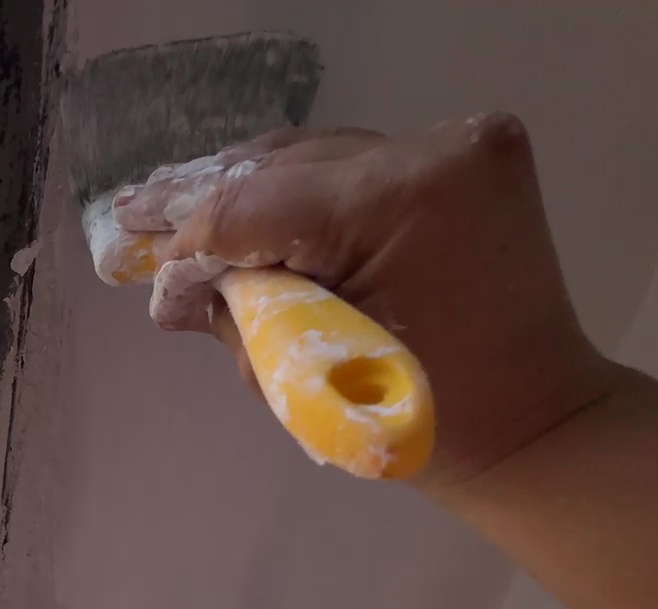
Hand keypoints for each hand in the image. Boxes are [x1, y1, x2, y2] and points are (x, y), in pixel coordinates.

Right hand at [109, 113, 623, 488]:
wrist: (524, 414)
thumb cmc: (402, 412)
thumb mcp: (297, 369)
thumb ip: (231, 315)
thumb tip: (167, 294)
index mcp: (394, 202)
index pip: (250, 206)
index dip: (188, 238)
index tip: (143, 263)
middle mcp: (428, 151)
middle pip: (275, 167)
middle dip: (201, 201)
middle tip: (133, 210)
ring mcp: (450, 146)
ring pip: (306, 155)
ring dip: (240, 186)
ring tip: (171, 202)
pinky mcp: (455, 159)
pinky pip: (342, 163)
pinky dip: (286, 186)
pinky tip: (239, 198)